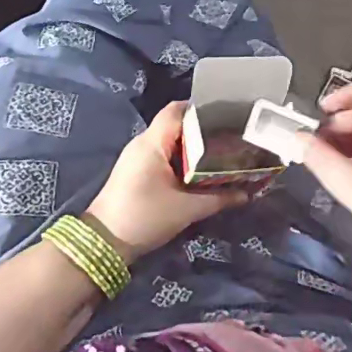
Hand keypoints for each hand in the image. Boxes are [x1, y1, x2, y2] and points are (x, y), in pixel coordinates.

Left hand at [86, 102, 244, 258]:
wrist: (105, 242)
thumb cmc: (144, 217)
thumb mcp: (186, 209)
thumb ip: (218, 198)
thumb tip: (247, 193)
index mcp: (152, 143)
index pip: (176, 110)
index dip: (202, 109)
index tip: (227, 116)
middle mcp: (143, 143)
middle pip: (176, 124)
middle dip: (203, 130)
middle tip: (231, 138)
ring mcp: (137, 157)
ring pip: (170, 142)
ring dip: (193, 147)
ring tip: (222, 154)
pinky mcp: (137, 171)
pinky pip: (163, 156)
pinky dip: (182, 159)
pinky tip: (200, 171)